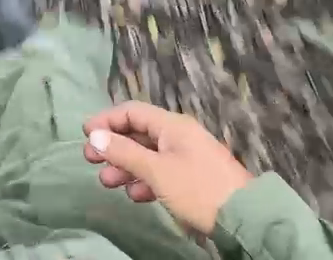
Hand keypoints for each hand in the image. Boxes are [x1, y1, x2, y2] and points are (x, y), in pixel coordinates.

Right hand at [82, 102, 255, 234]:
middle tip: (90, 160)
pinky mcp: (194, 178)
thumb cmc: (197, 188)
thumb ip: (124, 152)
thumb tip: (95, 136)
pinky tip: (135, 195)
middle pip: (138, 133)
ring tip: (108, 183)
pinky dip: (145, 179)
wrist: (246, 220)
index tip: (85, 134)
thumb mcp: (156, 171)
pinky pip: (161, 171)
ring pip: (148, 155)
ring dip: (126, 166)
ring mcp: (188, 157)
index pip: (131, 111)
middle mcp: (179, 135)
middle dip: (113, 147)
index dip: (106, 120)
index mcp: (171, 125)